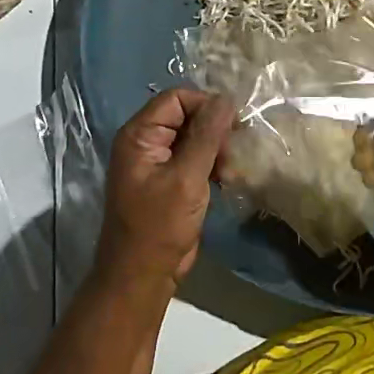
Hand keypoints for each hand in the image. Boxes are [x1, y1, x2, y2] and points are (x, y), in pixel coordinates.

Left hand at [96, 88, 235, 292]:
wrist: (142, 275)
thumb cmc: (160, 225)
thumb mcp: (187, 177)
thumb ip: (206, 135)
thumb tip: (226, 99)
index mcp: (139, 135)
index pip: (176, 99)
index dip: (206, 105)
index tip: (234, 124)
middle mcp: (145, 143)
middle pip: (186, 116)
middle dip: (214, 131)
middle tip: (234, 154)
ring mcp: (156, 163)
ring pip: (193, 138)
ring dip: (216, 150)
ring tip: (231, 173)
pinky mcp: (169, 181)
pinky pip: (193, 159)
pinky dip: (211, 165)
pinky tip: (227, 181)